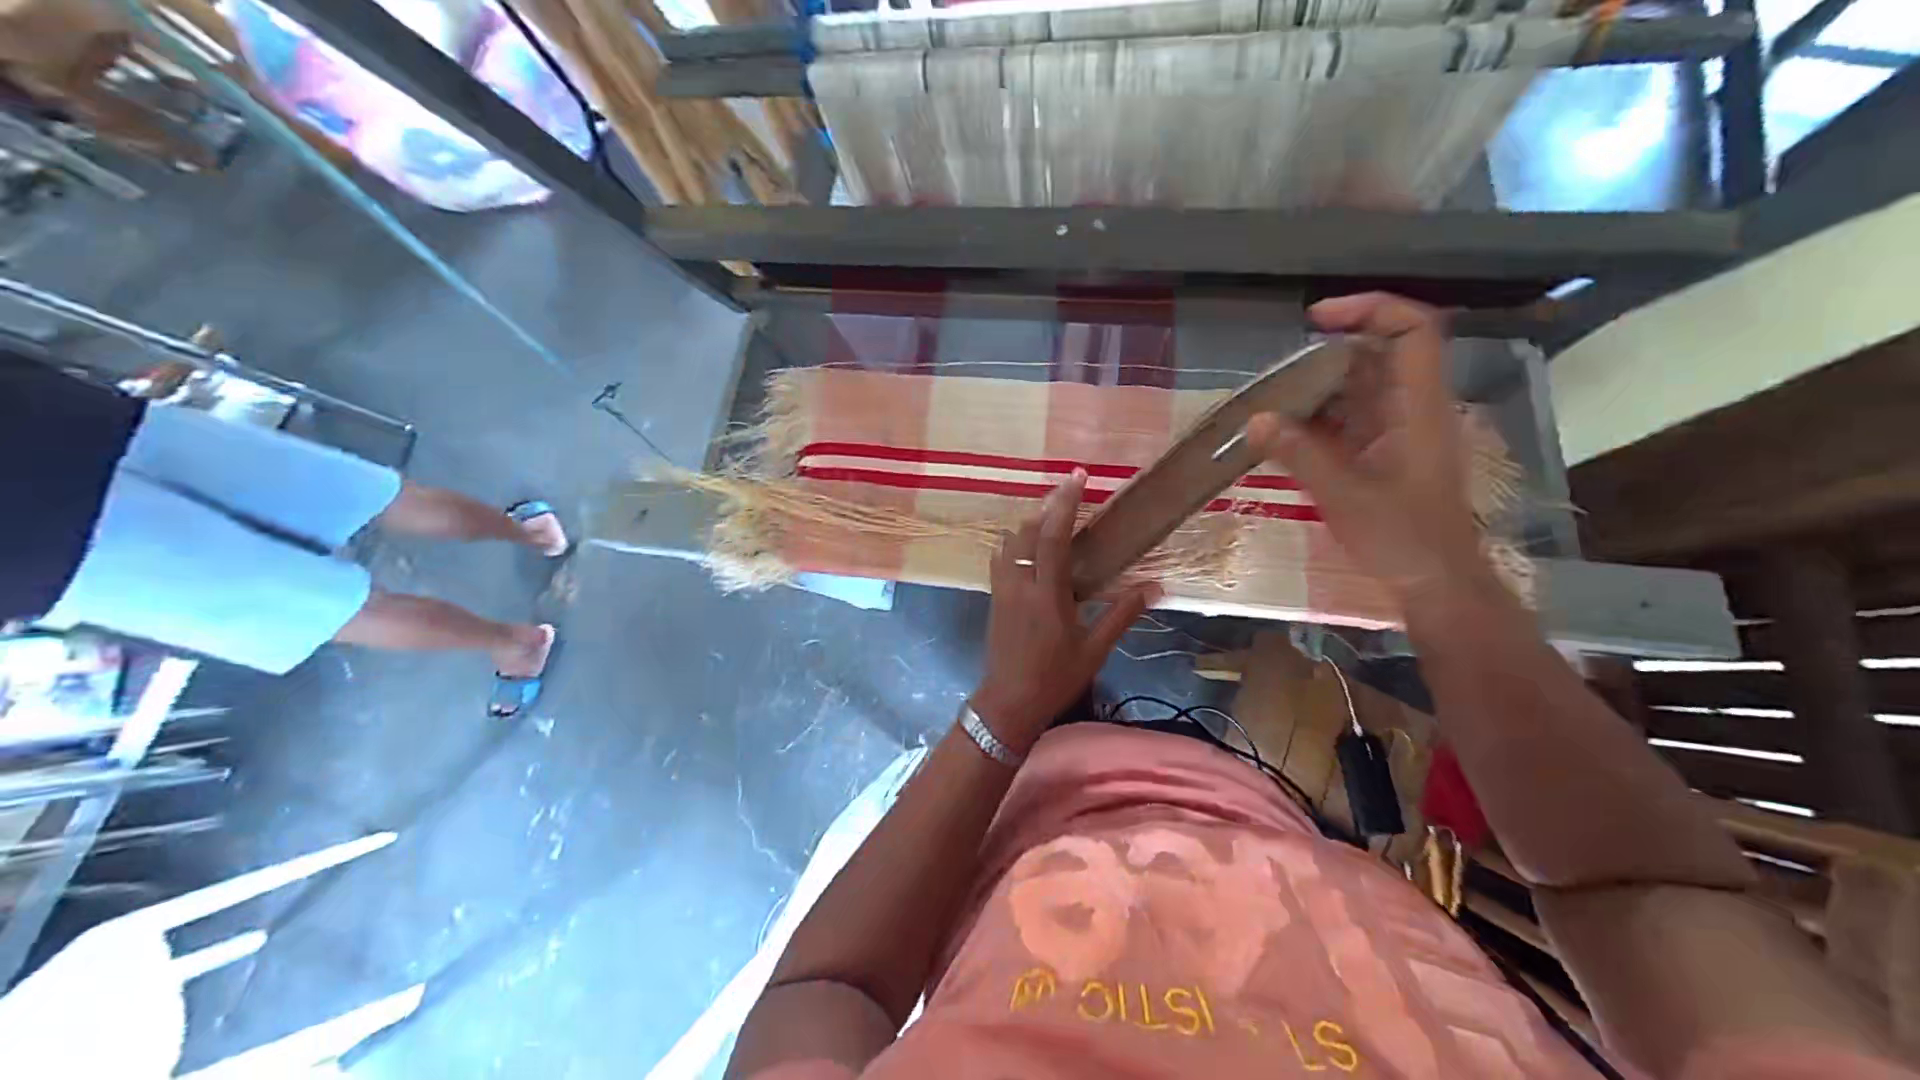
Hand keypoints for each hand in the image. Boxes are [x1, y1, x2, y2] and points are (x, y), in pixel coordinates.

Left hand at [971, 469, 1157, 752]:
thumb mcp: (1095, 649)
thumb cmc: (1055, 677)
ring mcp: (1002, 589)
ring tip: (1051, 514)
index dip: (1064, 503)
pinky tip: (1026, 545)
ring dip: (1029, 522)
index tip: (1076, 477)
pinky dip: (1013, 541)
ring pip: (1009, 541)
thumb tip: (1155, 587)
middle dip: (1047, 505)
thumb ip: (1122, 614)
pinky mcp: (994, 598)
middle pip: (1027, 530)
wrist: (1009, 701)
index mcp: (1047, 594)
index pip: (1052, 536)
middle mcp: (1020, 583)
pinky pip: (1000, 557)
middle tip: (1068, 490)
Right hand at [1245, 293, 1494, 603]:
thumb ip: (1299, 453)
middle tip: (1277, 372)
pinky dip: (1316, 417)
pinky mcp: (1382, 452)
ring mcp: (1397, 430)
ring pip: (1358, 387)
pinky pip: (1348, 418)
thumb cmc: (1401, 538)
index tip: (1316, 319)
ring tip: (1270, 401)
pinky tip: (1282, 431)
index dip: (1370, 309)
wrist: (1434, 581)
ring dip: (1316, 387)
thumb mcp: (1344, 495)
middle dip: (1326, 353)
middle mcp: (1411, 408)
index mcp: (1417, 407)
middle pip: (1378, 354)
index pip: (1412, 331)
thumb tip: (1255, 419)